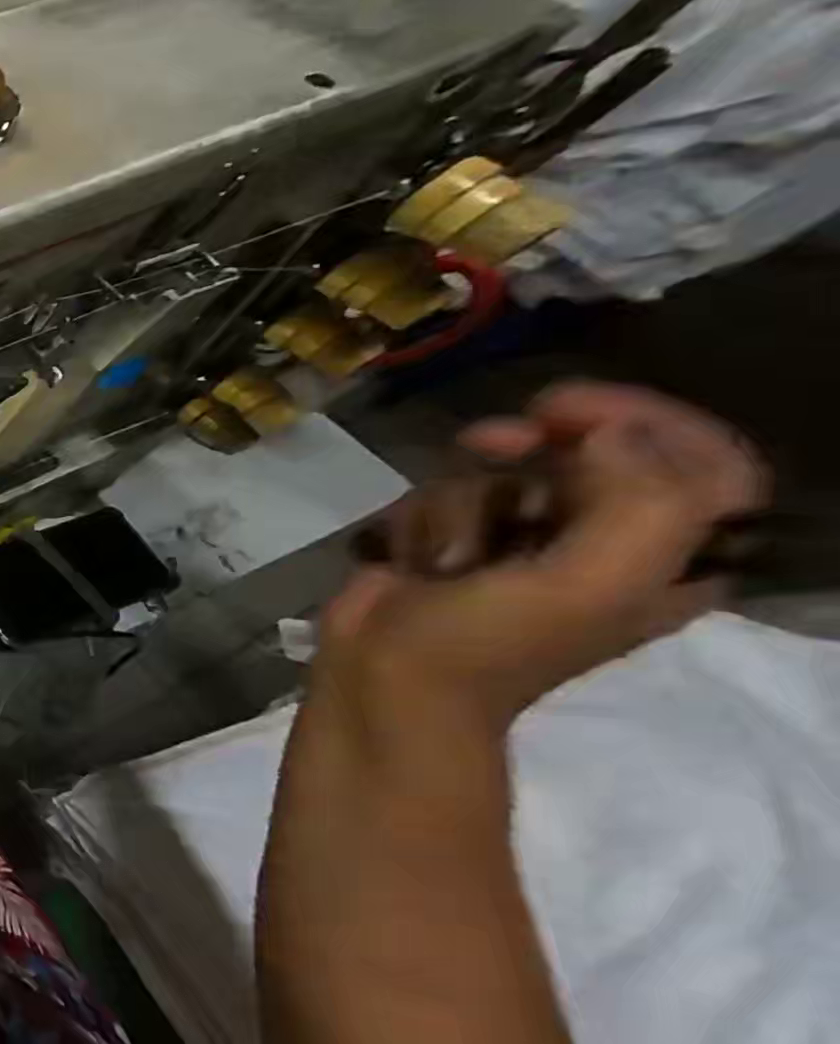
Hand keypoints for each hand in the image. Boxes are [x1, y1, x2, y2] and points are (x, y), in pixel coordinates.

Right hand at [316, 381, 767, 734]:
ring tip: (441, 554)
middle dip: (534, 444)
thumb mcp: (586, 589)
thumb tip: (605, 434)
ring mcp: (514, 540)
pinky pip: (440, 495)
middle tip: (490, 438)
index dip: (647, 422)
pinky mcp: (450, 539)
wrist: (387, 680)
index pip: (701, 465)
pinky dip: (420, 519)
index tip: (567, 409)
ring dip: (459, 503)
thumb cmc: (486, 646)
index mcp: (661, 560)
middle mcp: (593, 542)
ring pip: (499, 474)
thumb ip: (638, 507)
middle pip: (589, 456)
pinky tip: (411, 557)